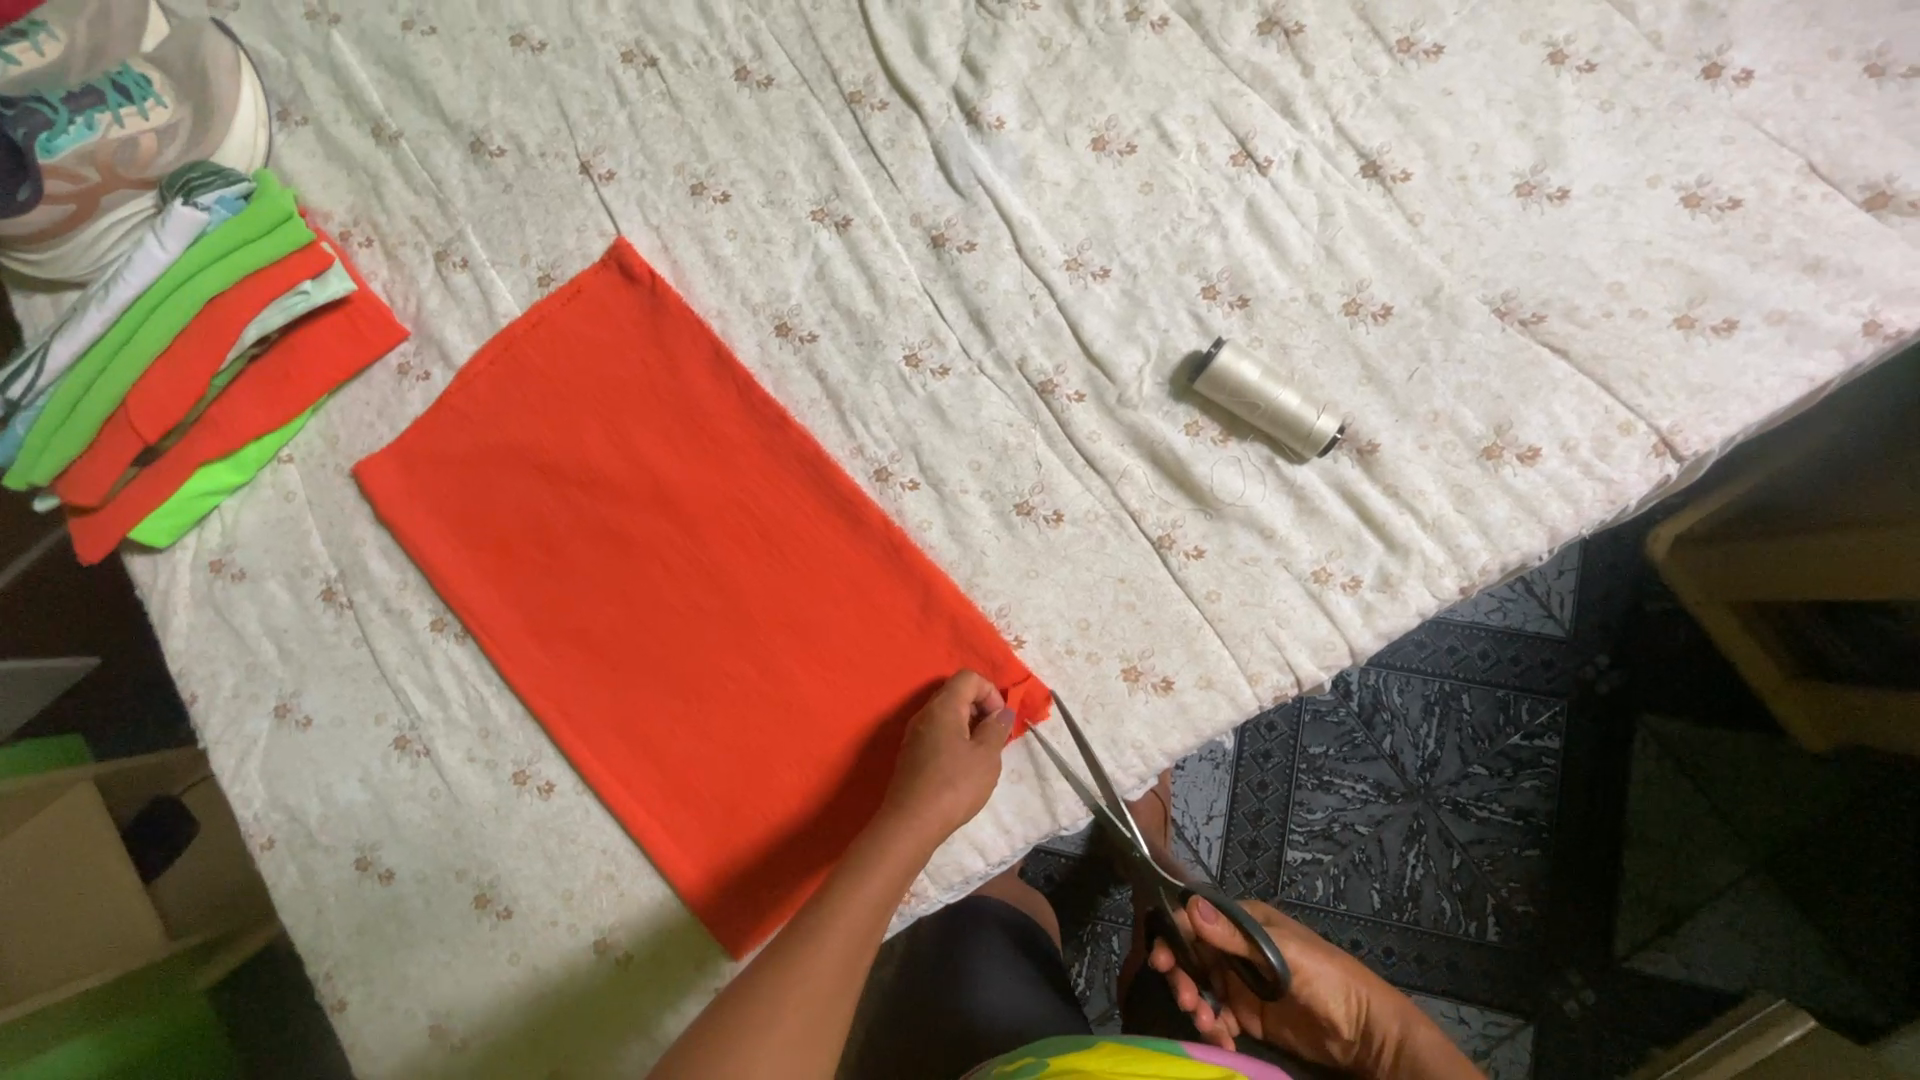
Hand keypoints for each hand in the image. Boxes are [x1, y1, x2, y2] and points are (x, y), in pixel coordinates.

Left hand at [876, 670, 1015, 846]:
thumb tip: (1001, 713)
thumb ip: (996, 729)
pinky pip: (937, 733)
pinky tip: (962, 768)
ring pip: (946, 715)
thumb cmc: (954, 786)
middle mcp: (925, 714)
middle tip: (994, 738)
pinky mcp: (911, 754)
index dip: (990, 692)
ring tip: (981, 755)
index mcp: (943, 707)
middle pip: (956, 693)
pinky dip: (954, 740)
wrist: (910, 822)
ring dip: (968, 726)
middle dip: (981, 709)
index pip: (968, 677)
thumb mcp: (986, 757)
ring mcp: (914, 734)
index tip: (999, 721)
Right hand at [1151, 895, 1420, 1072]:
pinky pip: (1217, 1018)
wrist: (1365, 1032)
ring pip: (1199, 987)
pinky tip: (1222, 1040)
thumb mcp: (1281, 952)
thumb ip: (1234, 935)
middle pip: (1190, 955)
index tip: (1160, 959)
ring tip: (1206, 1025)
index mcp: (1243, 923)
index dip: (1173, 936)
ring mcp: (1239, 982)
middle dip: (1180, 976)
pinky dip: (1213, 1029)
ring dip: (1194, 1004)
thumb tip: (1189, 905)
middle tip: (1186, 1000)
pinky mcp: (1247, 1015)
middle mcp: (1235, 948)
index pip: (1195, 920)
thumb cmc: (1327, 977)